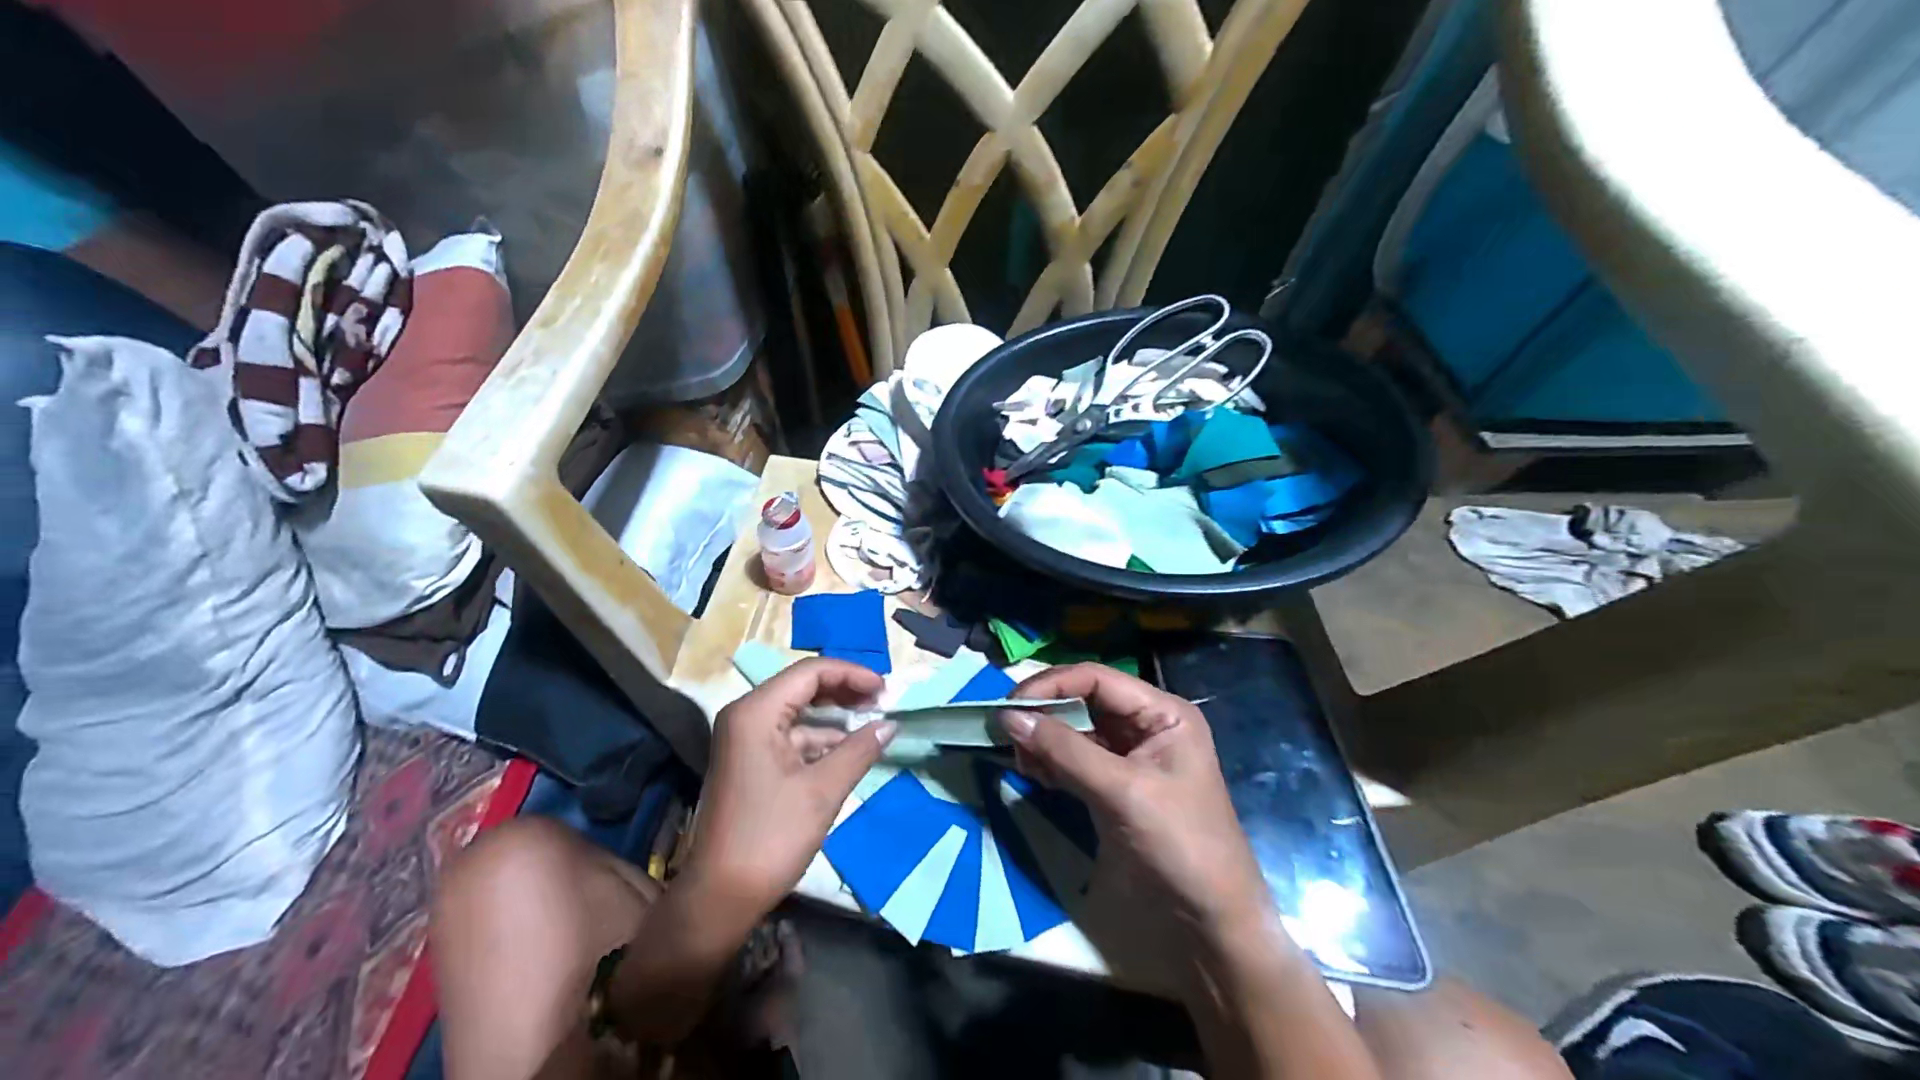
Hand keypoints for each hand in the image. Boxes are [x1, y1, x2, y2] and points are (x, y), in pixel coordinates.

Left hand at [687, 659, 896, 915]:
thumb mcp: (822, 791)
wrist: (719, 897)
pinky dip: (820, 738)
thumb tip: (891, 724)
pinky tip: (849, 749)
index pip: (810, 672)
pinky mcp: (749, 761)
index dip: (852, 674)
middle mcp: (746, 716)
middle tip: (883, 702)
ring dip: (835, 715)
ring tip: (873, 723)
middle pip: (802, 686)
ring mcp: (744, 739)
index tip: (887, 690)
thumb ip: (860, 750)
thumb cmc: (770, 837)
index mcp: (756, 713)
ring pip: (798, 711)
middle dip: (845, 691)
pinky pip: (790, 735)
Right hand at [1000, 663, 1269, 938]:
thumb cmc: (1179, 843)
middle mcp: (1145, 726)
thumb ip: (1064, 750)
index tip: (1009, 706)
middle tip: (1007, 736)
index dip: (1051, 686)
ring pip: (1073, 732)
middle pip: (1082, 702)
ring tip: (1020, 762)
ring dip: (1043, 741)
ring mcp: (1128, 757)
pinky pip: (1073, 761)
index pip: (1096, 679)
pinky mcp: (1113, 787)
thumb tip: (1007, 716)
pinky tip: (1033, 775)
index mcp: (1162, 713)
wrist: (1210, 923)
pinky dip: (1050, 764)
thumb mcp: (1122, 791)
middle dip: (1044, 715)